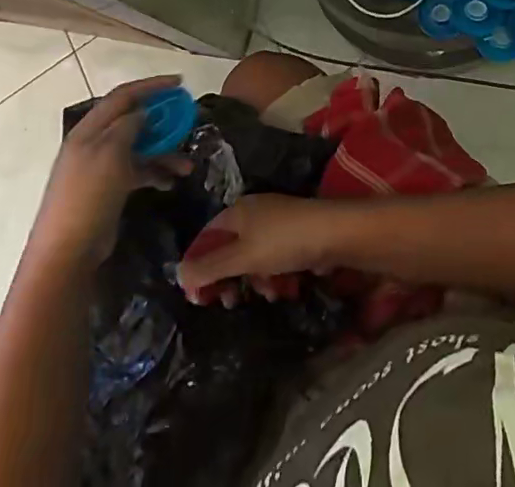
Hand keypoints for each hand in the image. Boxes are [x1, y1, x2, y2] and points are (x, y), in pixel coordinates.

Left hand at [32, 75, 190, 265]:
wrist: (68, 251)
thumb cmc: (88, 196)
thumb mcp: (110, 154)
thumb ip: (128, 126)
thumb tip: (143, 112)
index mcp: (89, 130)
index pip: (123, 96)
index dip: (151, 86)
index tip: (180, 84)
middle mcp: (95, 143)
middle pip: (133, 120)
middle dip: (163, 121)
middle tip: (188, 121)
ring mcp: (102, 167)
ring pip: (140, 148)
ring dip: (164, 152)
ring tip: (187, 166)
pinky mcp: (110, 187)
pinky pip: (139, 170)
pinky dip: (156, 173)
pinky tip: (171, 181)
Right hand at [176, 193, 346, 304]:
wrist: (337, 233)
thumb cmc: (284, 242)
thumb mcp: (242, 256)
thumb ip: (209, 267)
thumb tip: (177, 273)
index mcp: (238, 212)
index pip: (206, 238)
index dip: (198, 267)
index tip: (198, 298)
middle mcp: (256, 214)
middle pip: (230, 250)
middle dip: (229, 279)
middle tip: (229, 303)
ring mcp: (278, 226)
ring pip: (254, 259)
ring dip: (256, 281)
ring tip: (268, 293)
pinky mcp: (297, 238)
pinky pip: (277, 261)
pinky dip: (277, 276)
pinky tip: (285, 288)